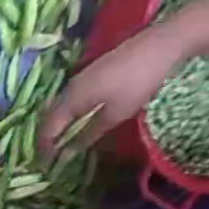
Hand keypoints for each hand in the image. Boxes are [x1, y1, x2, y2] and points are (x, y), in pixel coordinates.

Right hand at [38, 25, 188, 159]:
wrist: (163, 43)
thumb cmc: (138, 82)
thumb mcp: (116, 114)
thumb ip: (89, 134)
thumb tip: (68, 152)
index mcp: (70, 101)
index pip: (47, 130)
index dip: (44, 149)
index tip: (46, 165)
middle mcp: (68, 90)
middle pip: (50, 118)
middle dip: (48, 138)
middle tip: (52, 155)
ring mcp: (79, 79)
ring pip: (59, 108)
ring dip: (58, 125)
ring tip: (63, 140)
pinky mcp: (91, 73)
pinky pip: (70, 99)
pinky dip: (68, 113)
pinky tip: (77, 119)